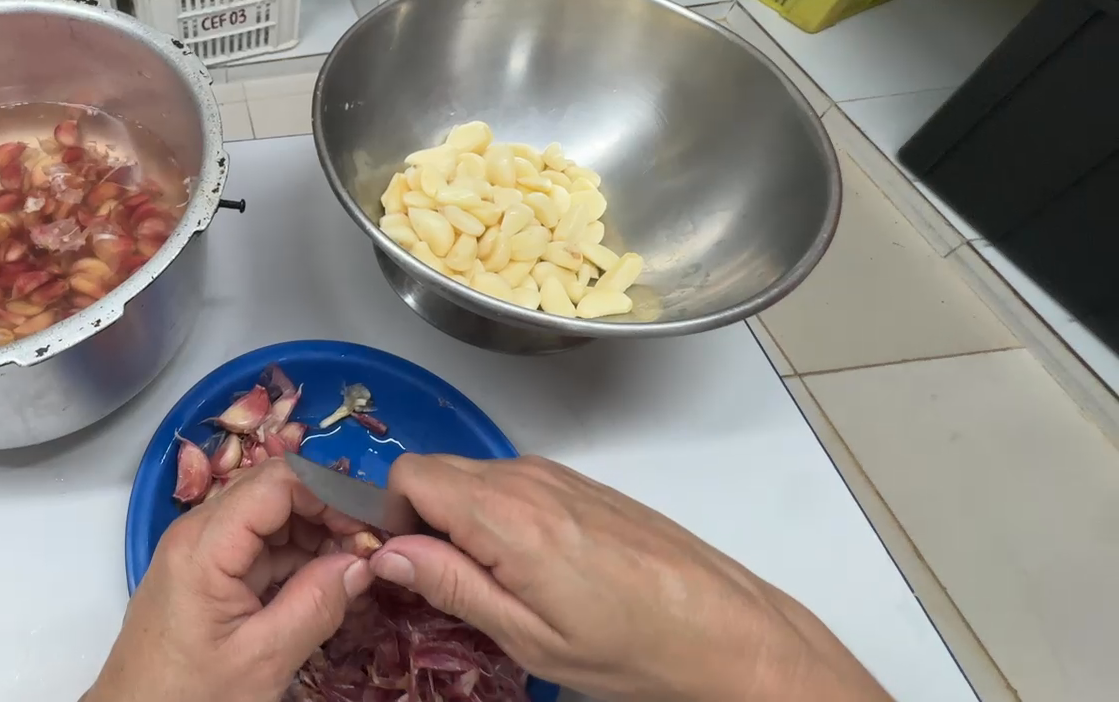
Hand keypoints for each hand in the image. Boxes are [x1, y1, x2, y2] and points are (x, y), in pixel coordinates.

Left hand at [84, 459, 373, 701]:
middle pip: (270, 491)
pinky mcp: (206, 567)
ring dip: (312, 532)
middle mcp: (198, 528)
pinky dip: (293, 554)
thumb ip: (314, 606)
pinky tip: (325, 578)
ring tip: (355, 564)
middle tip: (369, 547)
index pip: (274, 482)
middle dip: (324, 510)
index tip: (368, 525)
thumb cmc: (191, 696)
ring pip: (266, 514)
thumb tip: (363, 562)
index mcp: (205, 541)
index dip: (326, 493)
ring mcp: (200, 546)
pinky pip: (256, 543)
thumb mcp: (262, 661)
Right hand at [372, 454, 891, 701]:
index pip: (407, 474)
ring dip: (461, 515)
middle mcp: (521, 475)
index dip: (394, 516)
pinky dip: (496, 510)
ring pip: (470, 475)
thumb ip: (448, 584)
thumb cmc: (631, 650)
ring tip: (502, 578)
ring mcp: (551, 472)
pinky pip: (507, 480)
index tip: (415, 564)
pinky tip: (539, 563)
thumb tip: (385, 554)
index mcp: (502, 513)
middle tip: (452, 579)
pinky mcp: (575, 479)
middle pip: (434, 470)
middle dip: (423, 517)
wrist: (735, 637)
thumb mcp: (528, 638)